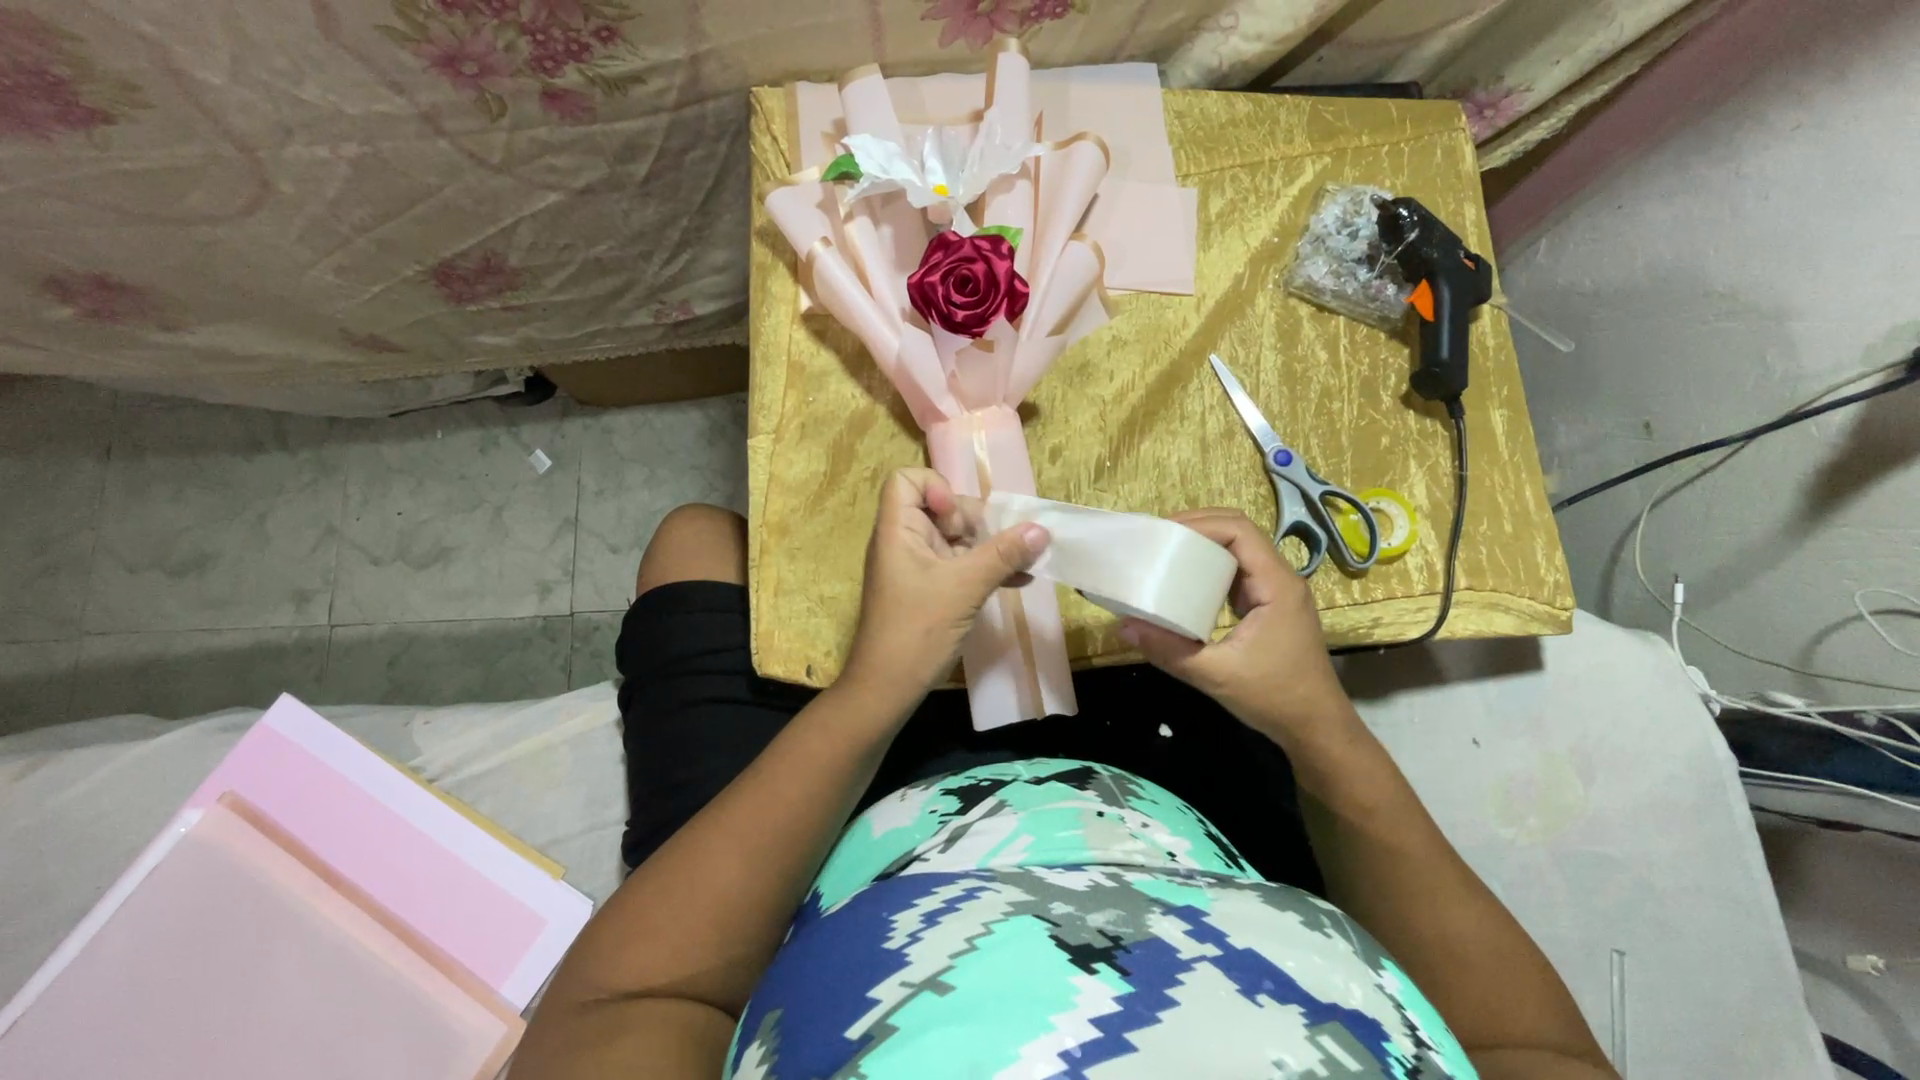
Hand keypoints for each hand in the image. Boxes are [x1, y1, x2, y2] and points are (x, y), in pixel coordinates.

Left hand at [842, 469, 1049, 703]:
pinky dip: (984, 568)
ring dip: (988, 546)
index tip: (956, 518)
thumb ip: (1003, 555)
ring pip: (955, 538)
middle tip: (997, 545)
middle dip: (974, 521)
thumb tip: (1042, 529)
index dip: (935, 486)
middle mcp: (903, 542)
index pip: (906, 480)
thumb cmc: (917, 630)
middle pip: (940, 507)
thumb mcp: (964, 588)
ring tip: (1019, 562)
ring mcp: (916, 567)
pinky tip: (1019, 580)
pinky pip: (959, 565)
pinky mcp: (929, 590)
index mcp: (897, 531)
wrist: (887, 688)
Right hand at [1117, 508, 1353, 741]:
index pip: (1240, 531)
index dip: (1201, 523)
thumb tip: (1125, 627)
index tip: (1164, 533)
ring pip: (1240, 550)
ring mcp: (1277, 592)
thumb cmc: (1274, 697)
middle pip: (1240, 532)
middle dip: (1199, 527)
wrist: (1315, 727)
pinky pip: (1239, 572)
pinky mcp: (1270, 607)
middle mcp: (1281, 579)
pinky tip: (1187, 582)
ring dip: (1205, 544)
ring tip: (1166, 553)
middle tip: (1159, 538)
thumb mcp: (1216, 675)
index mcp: (1276, 585)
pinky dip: (1212, 567)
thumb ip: (1169, 651)